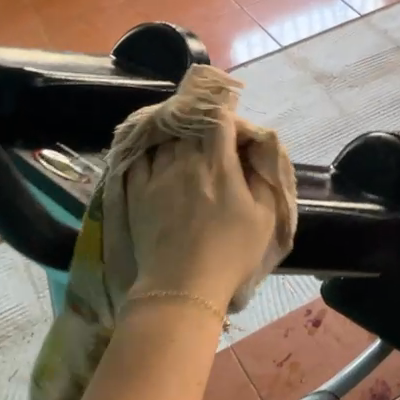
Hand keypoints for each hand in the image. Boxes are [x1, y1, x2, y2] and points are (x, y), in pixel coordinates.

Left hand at [124, 114, 278, 312]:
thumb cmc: (231, 252)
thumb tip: (255, 154)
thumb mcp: (263, 217)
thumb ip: (261, 179)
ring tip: (183, 143)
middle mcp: (186, 161)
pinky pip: (140, 158)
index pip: (219, 119)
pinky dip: (151, 151)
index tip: (231, 121)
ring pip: (166, 139)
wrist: (182, 285)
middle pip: (191, 125)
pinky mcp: (136, 190)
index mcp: (219, 164)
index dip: (225, 113)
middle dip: (201, 122)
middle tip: (208, 131)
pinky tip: (156, 156)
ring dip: (177, 136)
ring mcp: (158, 174)